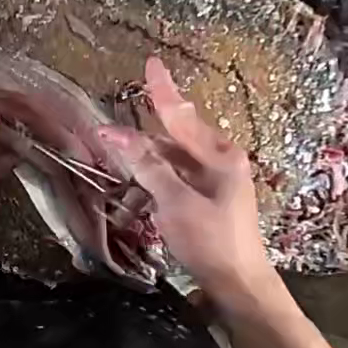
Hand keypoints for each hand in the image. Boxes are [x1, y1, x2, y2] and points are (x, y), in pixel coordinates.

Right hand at [98, 57, 274, 299]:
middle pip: (172, 140)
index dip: (162, 91)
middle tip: (108, 135)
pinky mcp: (206, 200)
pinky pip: (174, 182)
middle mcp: (219, 161)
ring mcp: (214, 182)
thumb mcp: (175, 202)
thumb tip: (117, 136)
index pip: (181, 116)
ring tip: (117, 177)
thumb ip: (148, 166)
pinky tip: (136, 199)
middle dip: (140, 140)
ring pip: (170, 164)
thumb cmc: (210, 241)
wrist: (239, 283)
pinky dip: (153, 187)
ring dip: (144, 170)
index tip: (151, 63)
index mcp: (220, 156)